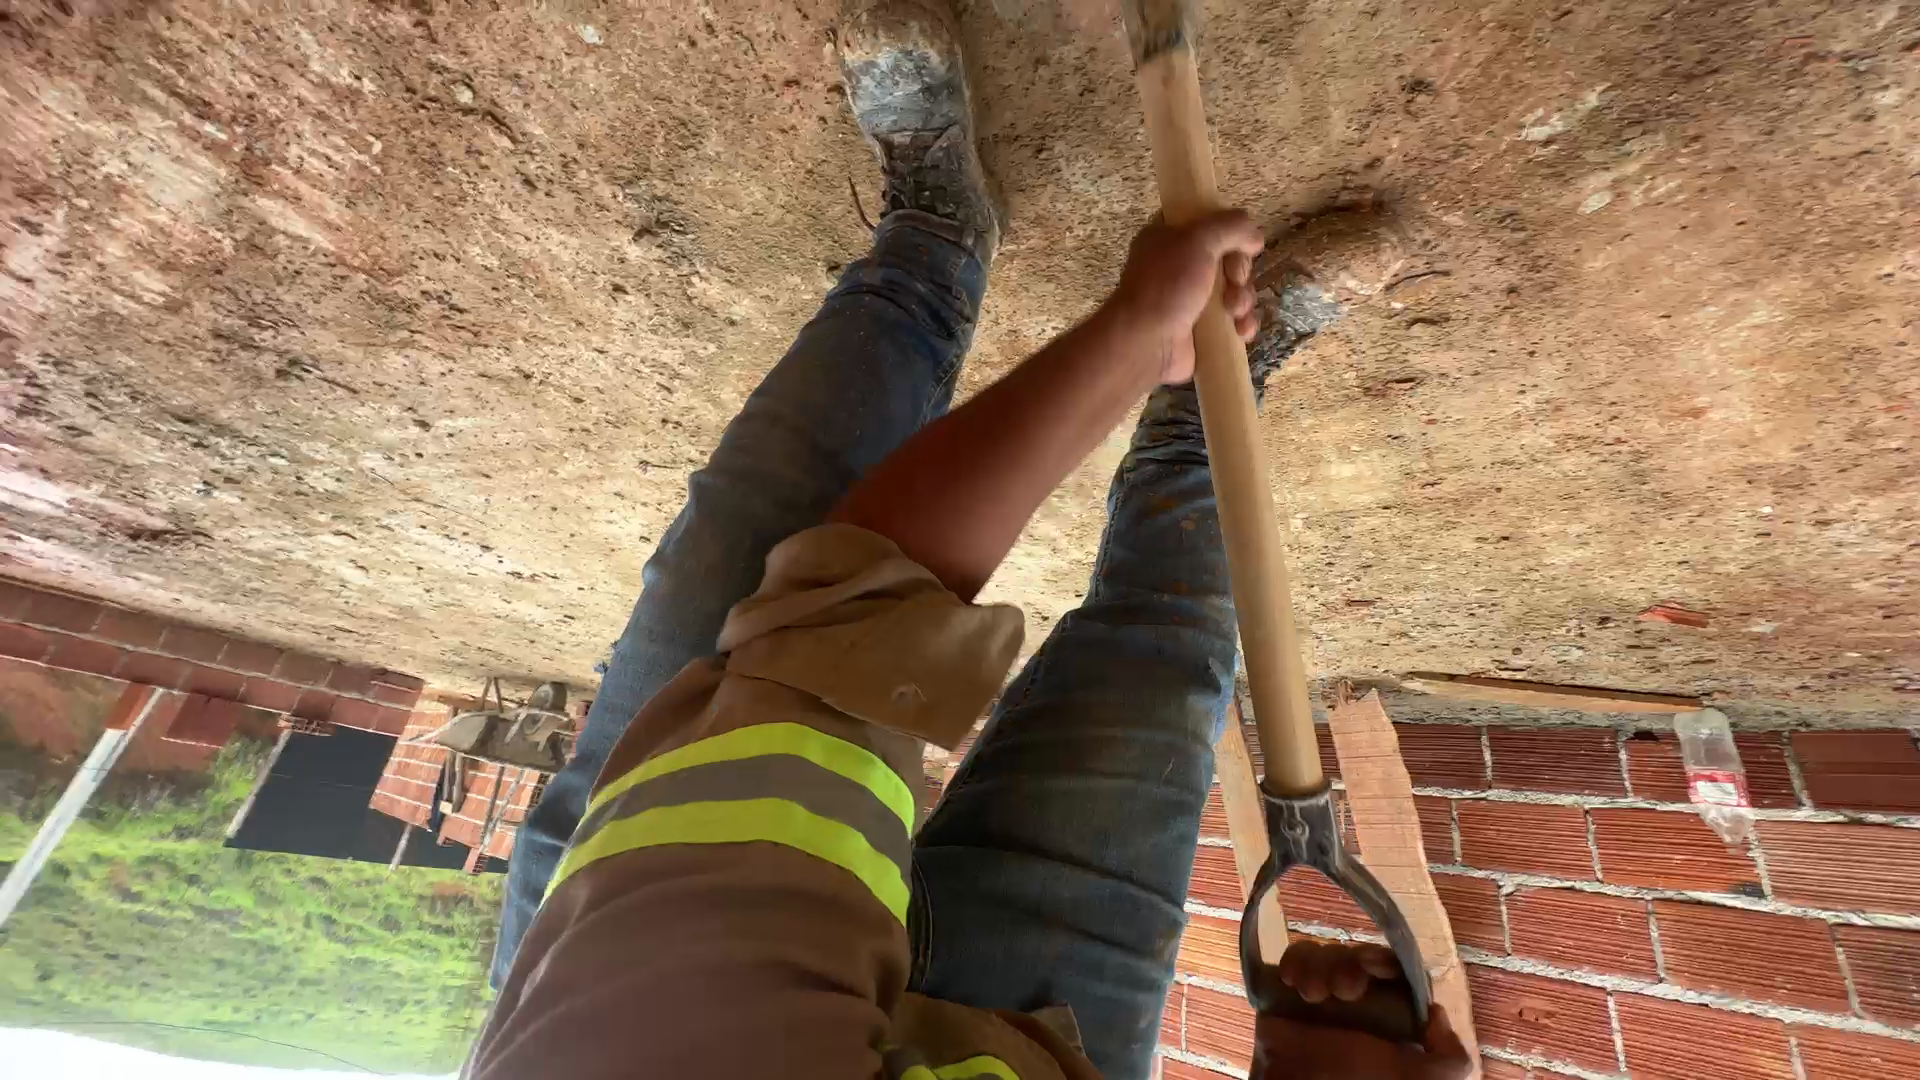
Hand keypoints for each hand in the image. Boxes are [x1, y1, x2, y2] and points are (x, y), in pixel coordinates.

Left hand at [1103, 209, 1266, 383]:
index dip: (1229, 232)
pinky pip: (1231, 321)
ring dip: (1243, 299)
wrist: (1146, 345)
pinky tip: (1241, 330)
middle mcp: (1176, 268)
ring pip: (1233, 291)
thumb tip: (1255, 237)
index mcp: (1167, 239)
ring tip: (1234, 311)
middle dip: (1240, 271)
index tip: (1241, 243)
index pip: (1207, 224)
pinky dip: (1241, 324)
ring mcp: (1188, 301)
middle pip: (1227, 259)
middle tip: (1235, 281)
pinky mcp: (1199, 330)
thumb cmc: (1167, 286)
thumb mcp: (1198, 239)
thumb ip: (1231, 226)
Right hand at [1251, 942, 1472, 1079]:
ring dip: (1317, 965)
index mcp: (1393, 1022)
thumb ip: (1449, 1060)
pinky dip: (1295, 961)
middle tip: (1342, 990)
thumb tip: (1437, 1013)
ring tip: (1310, 994)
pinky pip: (1296, 958)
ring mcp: (1325, 996)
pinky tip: (1290, 981)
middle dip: (1347, 965)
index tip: (1370, 965)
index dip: (1384, 960)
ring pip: (1326, 953)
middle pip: (1357, 957)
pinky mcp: (1292, 990)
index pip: (1396, 974)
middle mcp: (1361, 1005)